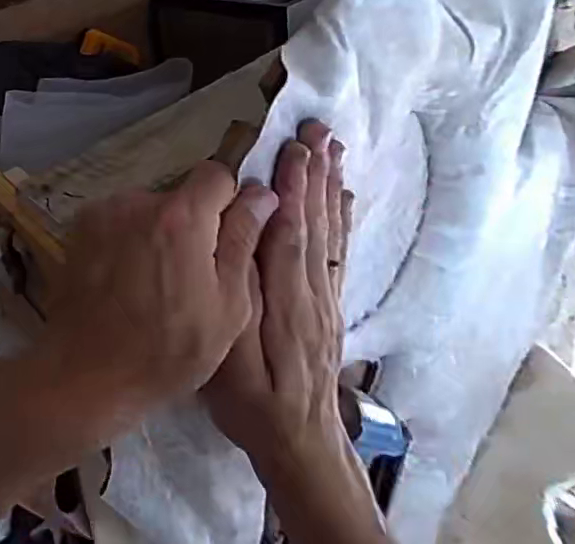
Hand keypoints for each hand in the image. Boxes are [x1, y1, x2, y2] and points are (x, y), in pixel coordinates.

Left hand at [42, 159, 279, 412]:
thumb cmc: (166, 352)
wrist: (84, 377)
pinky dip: (128, 240)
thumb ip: (244, 240)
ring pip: (149, 209)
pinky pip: (120, 221)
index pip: (216, 173)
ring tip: (152, 284)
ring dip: (158, 233)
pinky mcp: (81, 226)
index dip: (228, 199)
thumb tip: (262, 194)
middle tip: (189, 275)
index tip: (226, 235)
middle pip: (181, 195)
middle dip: (192, 224)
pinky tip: (124, 282)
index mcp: (181, 216)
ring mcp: (105, 211)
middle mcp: (140, 200)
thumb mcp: (226, 306)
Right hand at [202, 120, 354, 475]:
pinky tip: (343, 195)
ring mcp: (327, 295)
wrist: (303, 445)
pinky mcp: (331, 302)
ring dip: (330, 185)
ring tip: (333, 148)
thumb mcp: (232, 363)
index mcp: (287, 301)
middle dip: (315, 173)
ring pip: (330, 230)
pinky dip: (342, 217)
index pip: (291, 234)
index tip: (293, 148)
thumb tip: (243, 245)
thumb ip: (239, 302)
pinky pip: (339, 250)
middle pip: (316, 222)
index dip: (293, 190)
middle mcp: (314, 290)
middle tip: (319, 129)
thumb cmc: (254, 403)